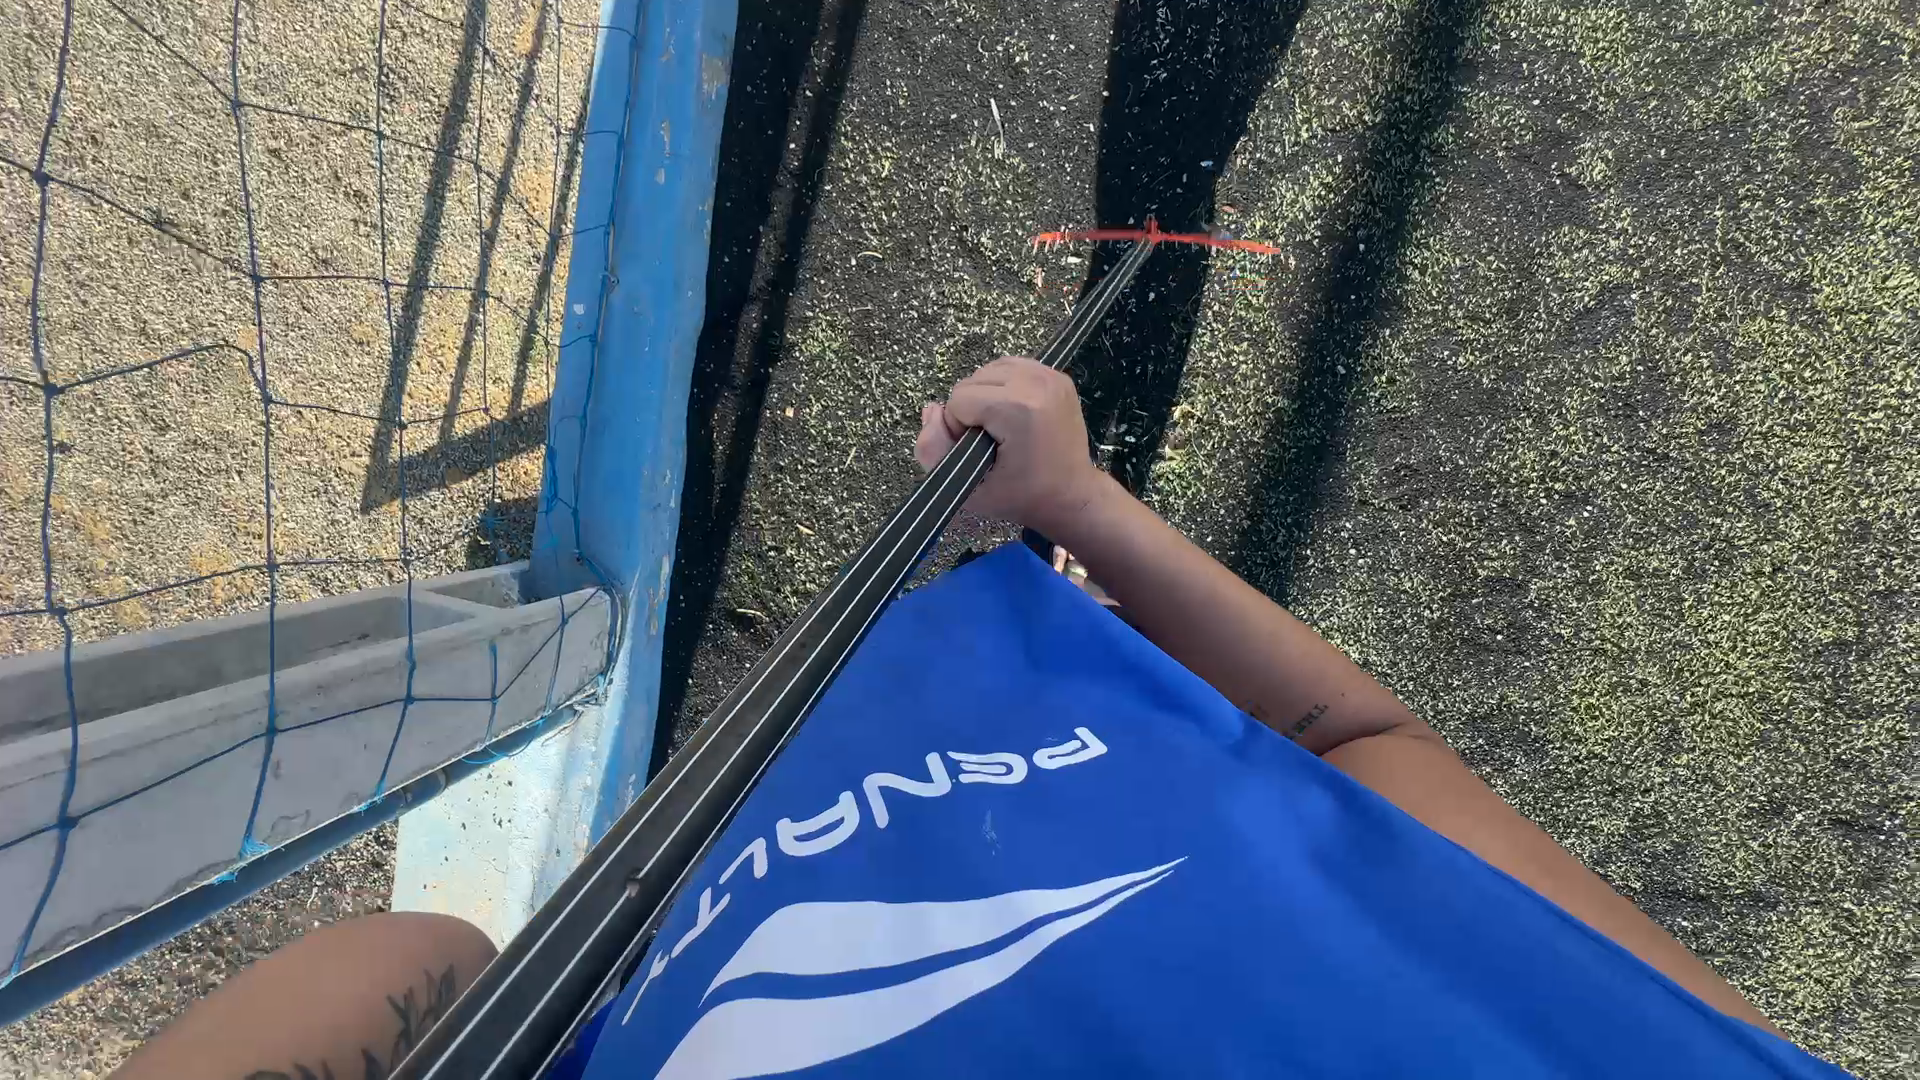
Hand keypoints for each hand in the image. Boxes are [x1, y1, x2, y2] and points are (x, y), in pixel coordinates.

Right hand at [914, 356, 1110, 533]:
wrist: (1071, 496)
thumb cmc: (1021, 497)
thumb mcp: (966, 485)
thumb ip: (934, 450)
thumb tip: (930, 409)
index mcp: (1017, 408)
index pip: (957, 400)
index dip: (958, 430)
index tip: (978, 453)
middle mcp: (1036, 383)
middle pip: (971, 380)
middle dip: (971, 411)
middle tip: (990, 442)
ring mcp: (1050, 376)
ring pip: (988, 370)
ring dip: (985, 397)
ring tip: (1000, 428)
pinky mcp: (1057, 376)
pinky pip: (1011, 368)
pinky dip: (1003, 388)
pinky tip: (1011, 414)